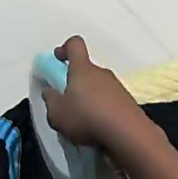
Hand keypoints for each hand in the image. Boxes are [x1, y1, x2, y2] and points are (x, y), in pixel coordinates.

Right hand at [42, 36, 157, 149]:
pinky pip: (109, 101)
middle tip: (67, 103)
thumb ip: (50, 100)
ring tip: (82, 120)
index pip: (75, 45)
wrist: (127, 134)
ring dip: (89, 98)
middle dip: (75, 83)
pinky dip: (102, 110)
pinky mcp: (127, 102)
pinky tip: (97, 127)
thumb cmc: (87, 117)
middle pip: (86, 70)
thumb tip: (50, 92)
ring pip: (98, 86)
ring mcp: (117, 87)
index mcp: (82, 69)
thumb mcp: (57, 113)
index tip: (58, 59)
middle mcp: (101, 73)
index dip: (65, 48)